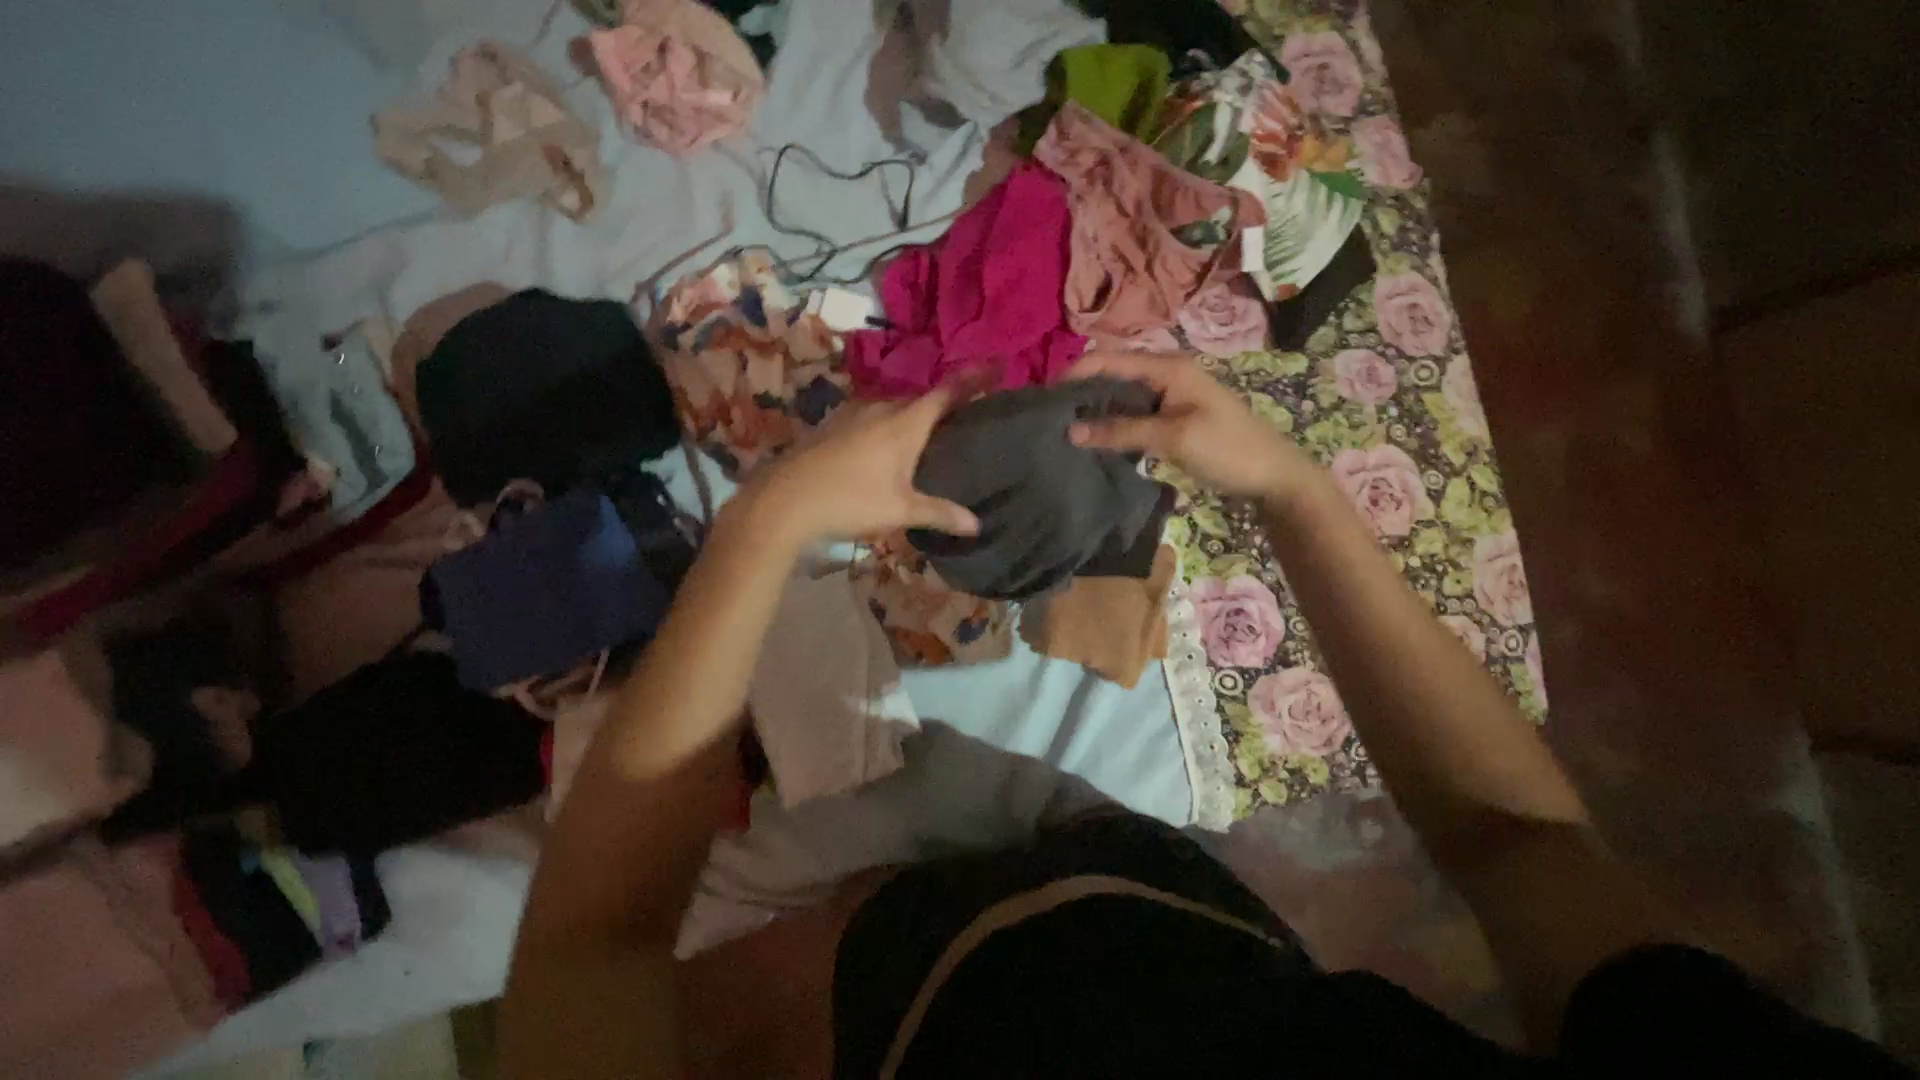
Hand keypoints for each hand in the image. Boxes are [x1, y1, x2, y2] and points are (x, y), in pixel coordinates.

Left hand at [731, 388, 979, 546]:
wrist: (782, 501)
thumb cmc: (849, 501)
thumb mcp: (899, 511)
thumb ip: (939, 513)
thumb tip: (976, 525)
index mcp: (904, 422)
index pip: (948, 392)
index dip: (975, 379)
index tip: (1000, 366)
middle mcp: (880, 407)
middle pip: (920, 400)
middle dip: (944, 406)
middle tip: (964, 419)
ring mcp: (852, 413)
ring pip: (892, 409)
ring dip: (912, 418)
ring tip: (928, 438)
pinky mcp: (831, 425)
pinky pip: (870, 418)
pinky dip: (887, 427)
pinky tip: (885, 450)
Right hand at [1067, 351, 1313, 500]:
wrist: (1274, 476)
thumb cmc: (1227, 449)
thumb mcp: (1173, 438)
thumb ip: (1122, 432)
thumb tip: (1071, 430)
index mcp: (1168, 366)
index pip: (1107, 359)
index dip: (1074, 375)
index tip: (1044, 401)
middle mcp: (1166, 373)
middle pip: (1112, 375)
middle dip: (1081, 394)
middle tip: (1050, 421)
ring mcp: (1171, 396)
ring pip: (1121, 396)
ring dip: (1096, 411)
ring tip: (1066, 432)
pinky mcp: (1173, 417)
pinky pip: (1134, 414)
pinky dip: (1114, 425)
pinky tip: (1097, 442)